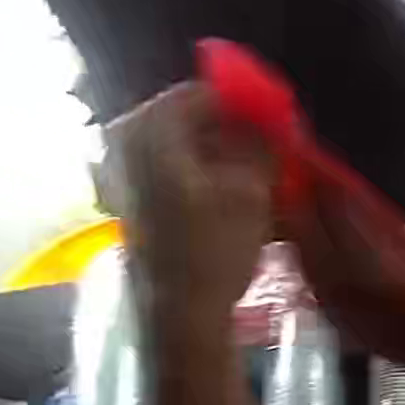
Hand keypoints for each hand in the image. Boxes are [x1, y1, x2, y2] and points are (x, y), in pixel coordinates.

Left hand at [106, 82, 273, 334]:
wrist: (179, 310)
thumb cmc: (213, 249)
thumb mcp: (250, 193)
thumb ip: (260, 147)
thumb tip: (271, 122)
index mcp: (149, 128)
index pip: (203, 94)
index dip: (246, 107)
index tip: (280, 128)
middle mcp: (126, 138)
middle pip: (193, 122)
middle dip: (237, 136)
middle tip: (275, 158)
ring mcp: (124, 170)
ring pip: (188, 149)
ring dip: (227, 162)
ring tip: (263, 185)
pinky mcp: (135, 200)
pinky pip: (179, 173)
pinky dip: (210, 181)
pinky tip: (237, 204)